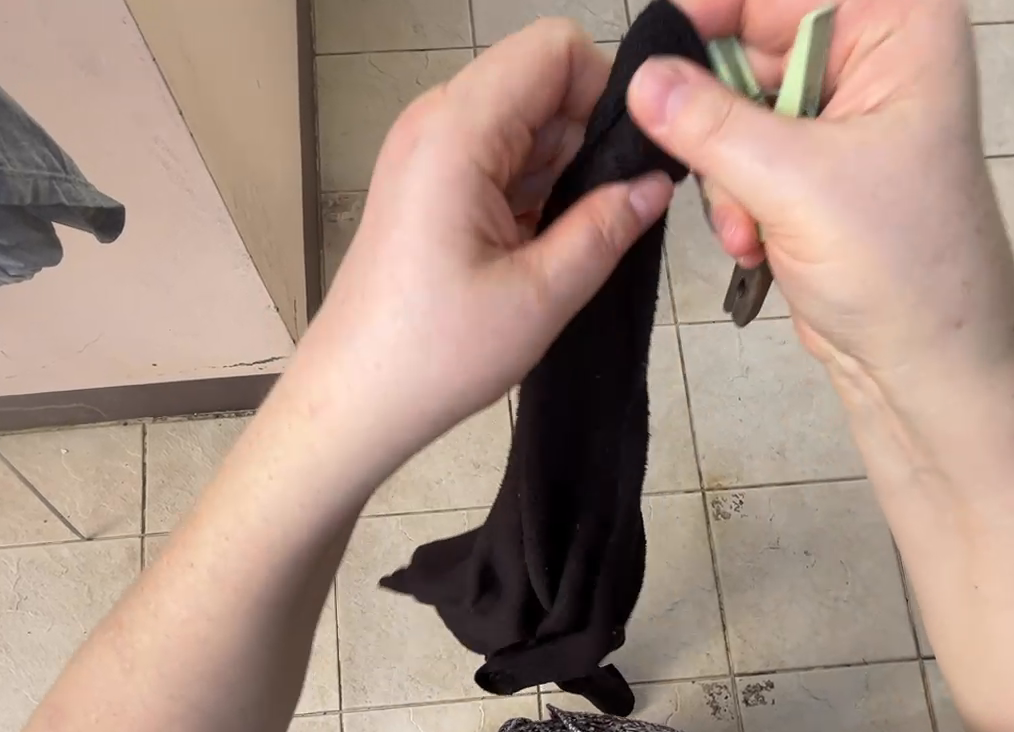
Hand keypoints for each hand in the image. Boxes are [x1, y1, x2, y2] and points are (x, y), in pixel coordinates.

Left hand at [297, 19, 674, 473]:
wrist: (355, 401)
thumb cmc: (437, 355)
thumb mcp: (540, 296)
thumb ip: (606, 228)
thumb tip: (657, 183)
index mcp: (457, 131)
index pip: (555, 49)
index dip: (606, 93)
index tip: (628, 164)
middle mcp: (434, 126)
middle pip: (539, 88)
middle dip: (585, 144)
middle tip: (604, 224)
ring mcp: (424, 159)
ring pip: (520, 132)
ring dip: (558, 180)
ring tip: (562, 253)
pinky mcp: (423, 193)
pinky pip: (494, 168)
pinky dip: (528, 200)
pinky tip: (533, 257)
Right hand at [629, 0, 1013, 380]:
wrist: (916, 357)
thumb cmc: (888, 257)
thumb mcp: (793, 181)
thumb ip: (709, 125)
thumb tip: (640, 78)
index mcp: (896, 26)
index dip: (711, 18)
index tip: (651, 64)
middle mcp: (870, 62)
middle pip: (752, 57)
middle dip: (722, 130)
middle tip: (718, 182)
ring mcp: (839, 125)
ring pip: (737, 120)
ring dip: (728, 182)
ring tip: (749, 231)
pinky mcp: (812, 177)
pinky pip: (744, 166)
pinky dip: (737, 206)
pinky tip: (755, 245)